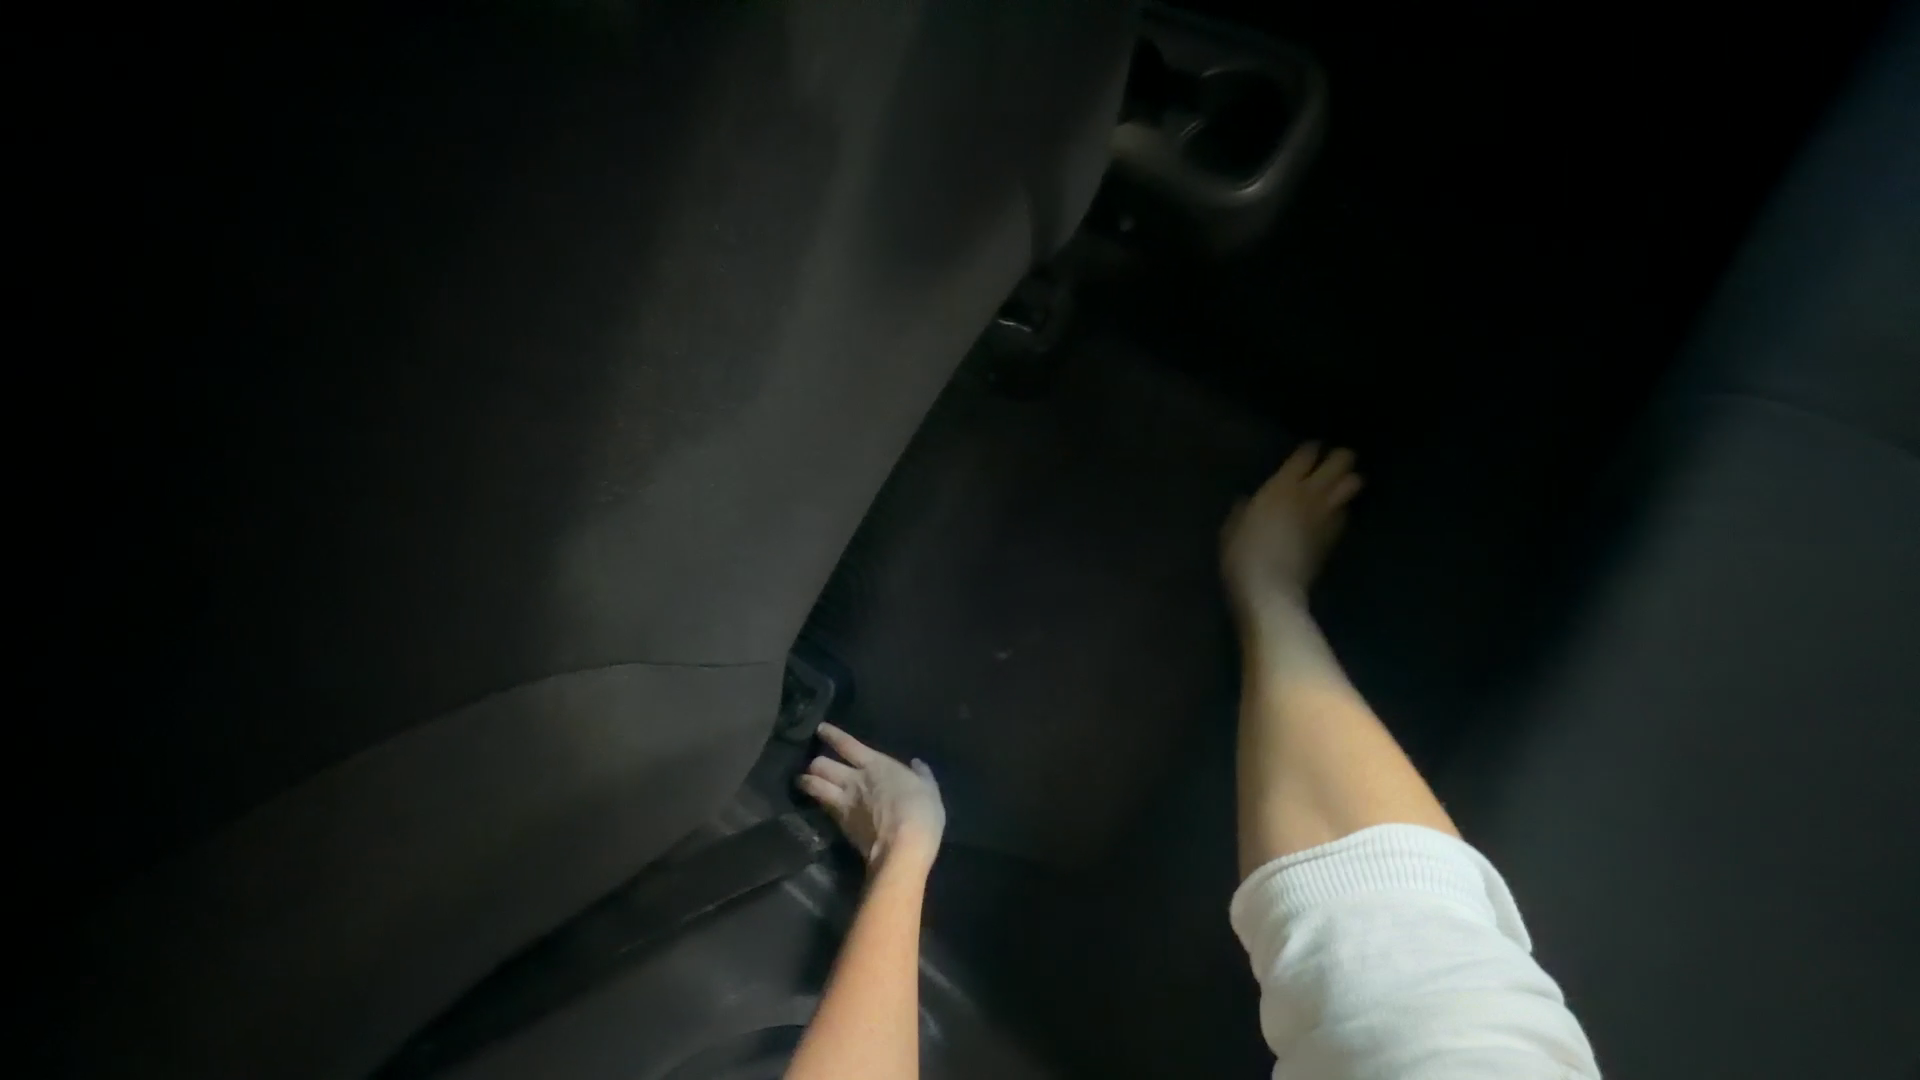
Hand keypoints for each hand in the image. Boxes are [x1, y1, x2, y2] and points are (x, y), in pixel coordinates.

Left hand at [798, 723, 946, 870]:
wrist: (902, 847)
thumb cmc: (920, 812)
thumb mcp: (929, 789)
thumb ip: (921, 775)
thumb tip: (917, 764)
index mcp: (876, 764)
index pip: (847, 745)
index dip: (832, 735)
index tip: (820, 729)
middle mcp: (854, 779)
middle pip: (823, 764)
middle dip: (815, 762)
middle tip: (813, 764)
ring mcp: (843, 802)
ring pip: (814, 785)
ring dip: (807, 781)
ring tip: (802, 781)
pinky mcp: (839, 824)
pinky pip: (822, 807)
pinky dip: (815, 802)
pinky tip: (816, 803)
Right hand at [1222, 442, 1362, 617]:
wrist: (1270, 589)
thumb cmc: (1242, 555)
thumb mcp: (1233, 528)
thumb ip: (1245, 510)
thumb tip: (1249, 502)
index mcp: (1281, 486)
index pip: (1306, 455)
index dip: (1310, 450)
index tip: (1308, 451)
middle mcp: (1309, 494)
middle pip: (1340, 462)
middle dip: (1339, 458)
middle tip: (1332, 462)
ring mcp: (1326, 514)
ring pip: (1352, 484)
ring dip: (1347, 481)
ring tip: (1339, 484)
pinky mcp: (1335, 536)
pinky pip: (1345, 512)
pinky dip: (1341, 509)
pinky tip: (1332, 514)